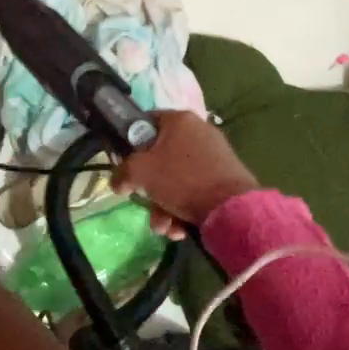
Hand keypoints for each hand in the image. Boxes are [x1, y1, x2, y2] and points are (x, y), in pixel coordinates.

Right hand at [112, 111, 258, 240]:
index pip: (146, 122)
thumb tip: (117, 182)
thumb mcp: (141, 172)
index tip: (126, 166)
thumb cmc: (181, 179)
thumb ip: (122, 172)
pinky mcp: (225, 177)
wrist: (231, 208)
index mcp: (179, 120)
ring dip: (165, 208)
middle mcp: (198, 132)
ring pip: (177, 180)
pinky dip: (184, 210)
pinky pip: (195, 190)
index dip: (131, 143)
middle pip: (161, 159)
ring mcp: (214, 155)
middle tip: (146, 207)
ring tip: (166, 229)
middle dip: (150, 191)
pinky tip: (181, 229)